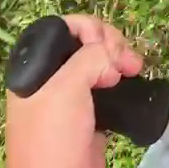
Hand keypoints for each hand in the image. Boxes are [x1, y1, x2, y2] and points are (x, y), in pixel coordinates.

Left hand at [4, 15, 143, 167]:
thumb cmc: (54, 139)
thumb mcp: (66, 88)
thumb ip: (91, 58)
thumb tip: (112, 60)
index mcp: (34, 69)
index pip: (63, 28)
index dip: (89, 29)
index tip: (104, 47)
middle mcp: (50, 78)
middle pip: (85, 42)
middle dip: (110, 43)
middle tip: (124, 59)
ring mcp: (70, 97)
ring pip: (100, 61)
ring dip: (120, 58)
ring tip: (134, 68)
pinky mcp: (89, 113)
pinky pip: (108, 83)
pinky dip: (122, 77)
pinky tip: (131, 79)